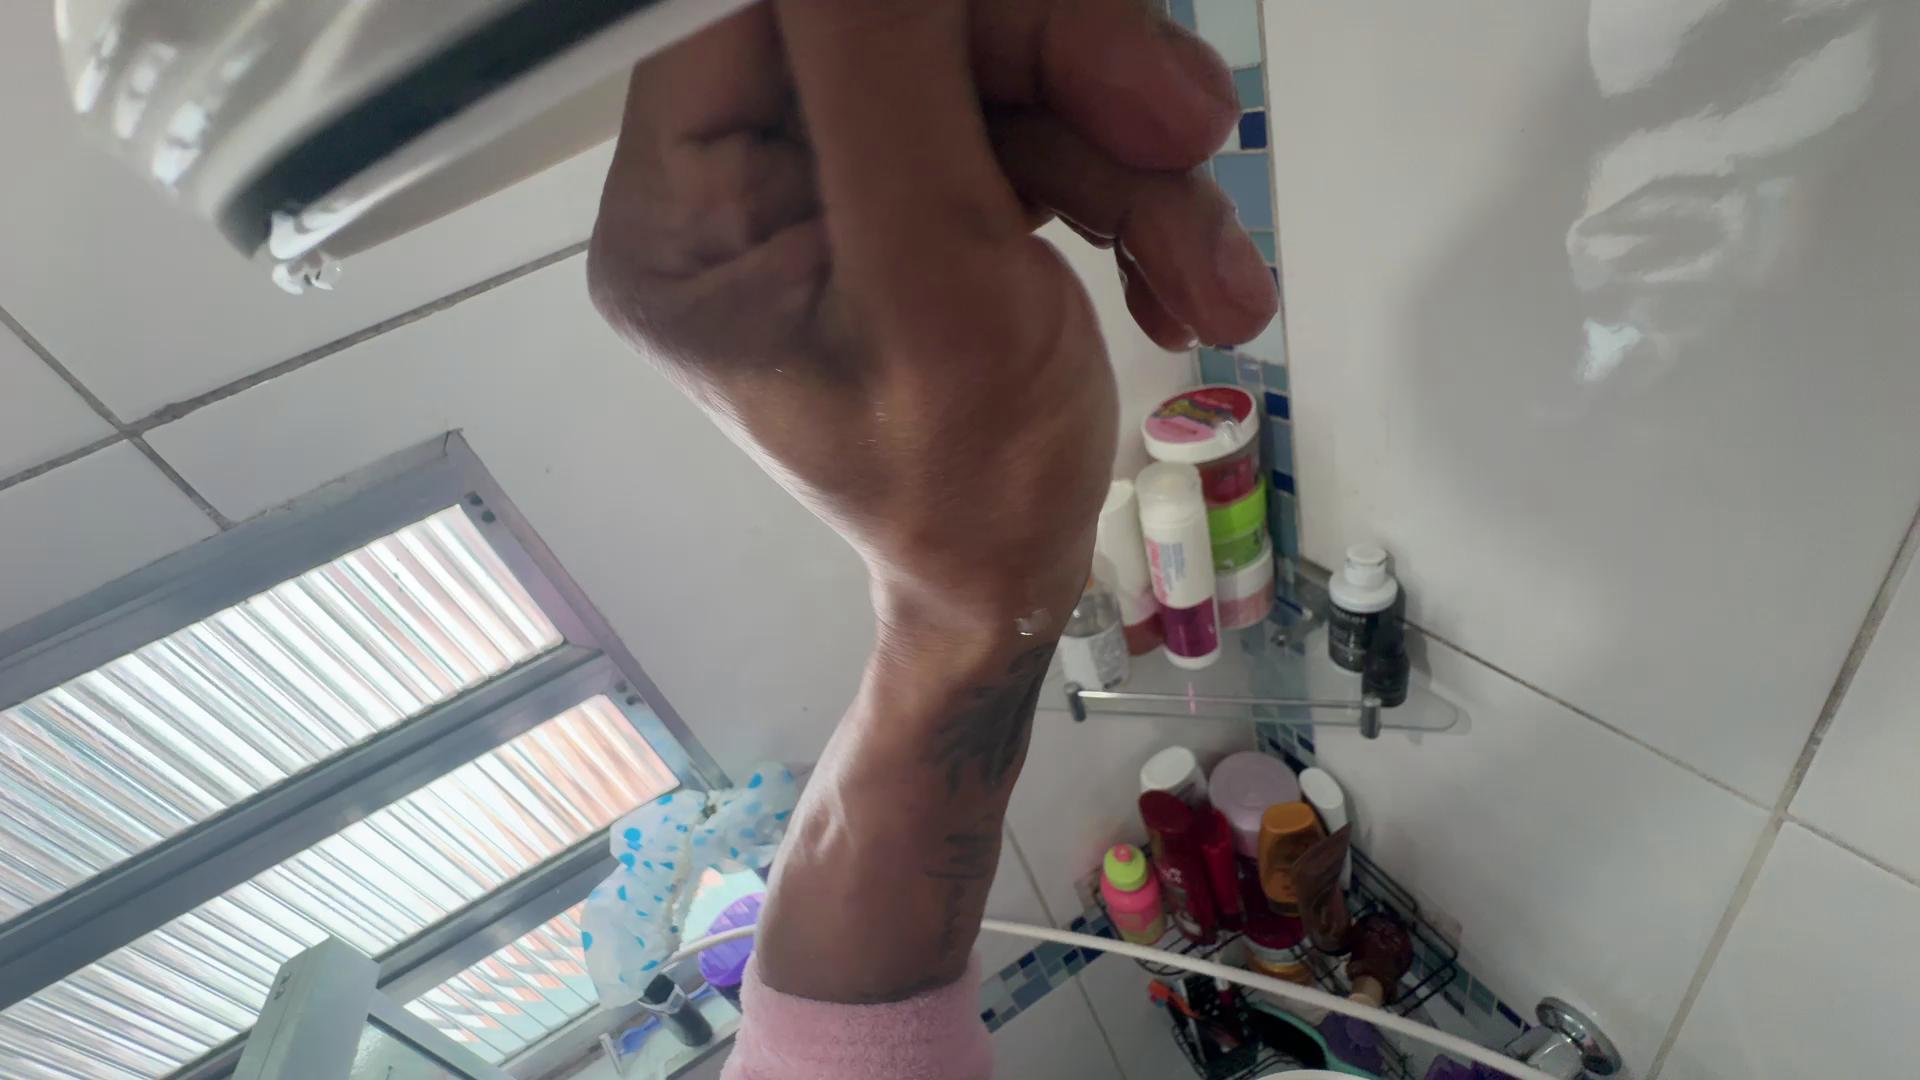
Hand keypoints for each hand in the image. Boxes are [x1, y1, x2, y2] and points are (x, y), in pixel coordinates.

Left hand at [588, 0, 1277, 640]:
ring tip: (1216, 277)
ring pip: (992, 95)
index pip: (764, 22)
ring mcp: (849, 207)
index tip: (1057, 30)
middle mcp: (748, 202)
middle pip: (903, 47)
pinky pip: (1028, 158)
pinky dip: (1120, 215)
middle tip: (1192, 130)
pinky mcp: (930, 220)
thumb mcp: (933, 293)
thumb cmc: (966, 487)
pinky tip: (1183, 289)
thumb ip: (888, 84)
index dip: (905, 12)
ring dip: (1128, 176)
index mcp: (684, 226)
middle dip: (1068, 81)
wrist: (1016, 579)